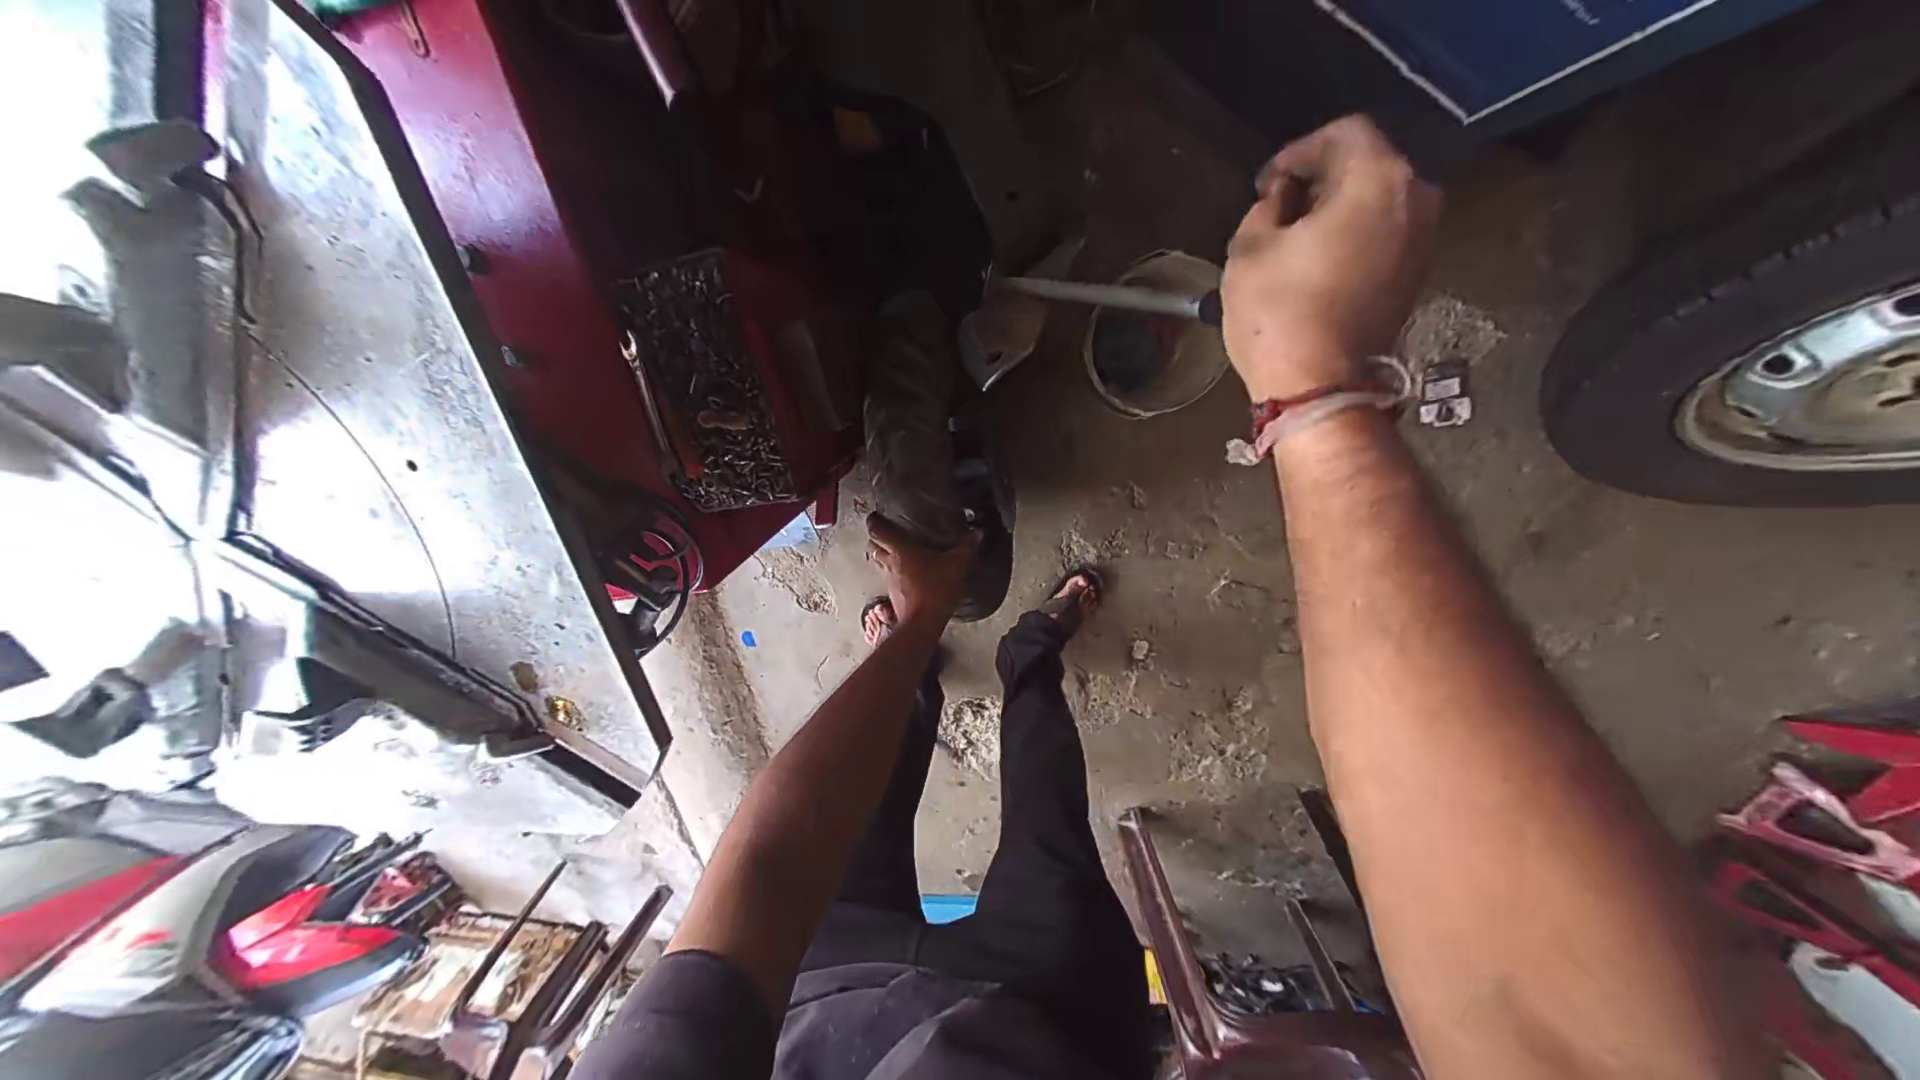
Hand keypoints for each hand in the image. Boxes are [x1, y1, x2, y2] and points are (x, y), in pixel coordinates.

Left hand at [867, 514, 980, 624]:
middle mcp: (889, 563)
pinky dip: (893, 573)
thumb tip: (977, 532)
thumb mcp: (957, 565)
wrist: (923, 623)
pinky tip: (907, 575)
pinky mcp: (892, 595)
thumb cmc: (936, 588)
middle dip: (877, 539)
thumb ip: (966, 547)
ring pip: (879, 562)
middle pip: (873, 546)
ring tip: (898, 553)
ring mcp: (889, 580)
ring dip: (884, 556)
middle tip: (888, 533)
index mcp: (900, 549)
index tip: (876, 516)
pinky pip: (889, 578)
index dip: (875, 521)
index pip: (877, 530)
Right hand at [1221, 115, 1441, 401]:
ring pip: (1378, 201)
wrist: (1318, 386)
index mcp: (1377, 181)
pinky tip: (1318, 261)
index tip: (1266, 182)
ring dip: (1337, 209)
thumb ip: (1266, 207)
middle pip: (1368, 165)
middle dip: (1320, 179)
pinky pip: (1385, 234)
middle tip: (1278, 206)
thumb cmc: (1278, 314)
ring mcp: (1423, 240)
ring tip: (1295, 236)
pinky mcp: (1416, 275)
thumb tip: (1284, 199)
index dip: (1298, 150)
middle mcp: (1416, 200)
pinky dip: (1354, 235)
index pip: (1343, 134)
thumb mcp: (1248, 250)